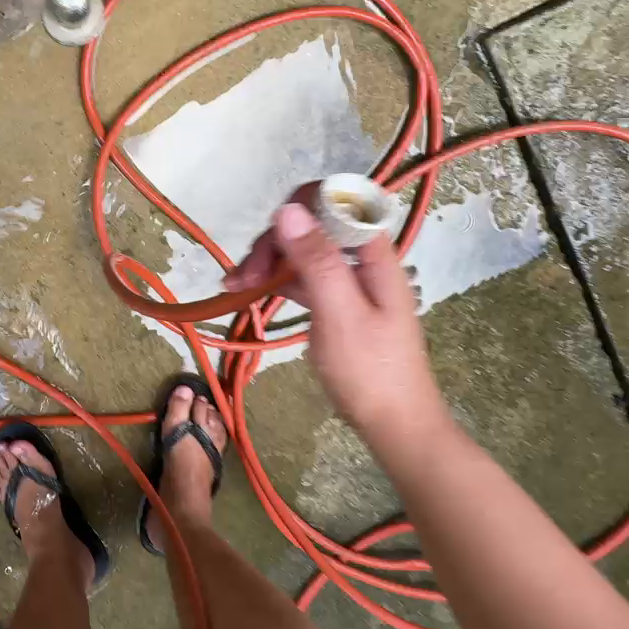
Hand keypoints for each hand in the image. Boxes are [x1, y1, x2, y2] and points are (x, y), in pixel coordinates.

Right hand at [226, 188, 447, 437]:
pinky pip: (299, 276)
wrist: (393, 426)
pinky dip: (272, 279)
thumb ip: (316, 261)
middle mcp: (361, 260)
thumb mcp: (340, 314)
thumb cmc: (370, 373)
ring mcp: (347, 281)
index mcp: (374, 255)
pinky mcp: (333, 302)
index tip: (268, 240)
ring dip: (267, 261)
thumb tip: (286, 209)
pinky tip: (246, 292)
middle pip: (311, 226)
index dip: (299, 207)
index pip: (337, 202)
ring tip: (234, 286)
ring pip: (300, 250)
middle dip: (274, 241)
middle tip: (242, 277)